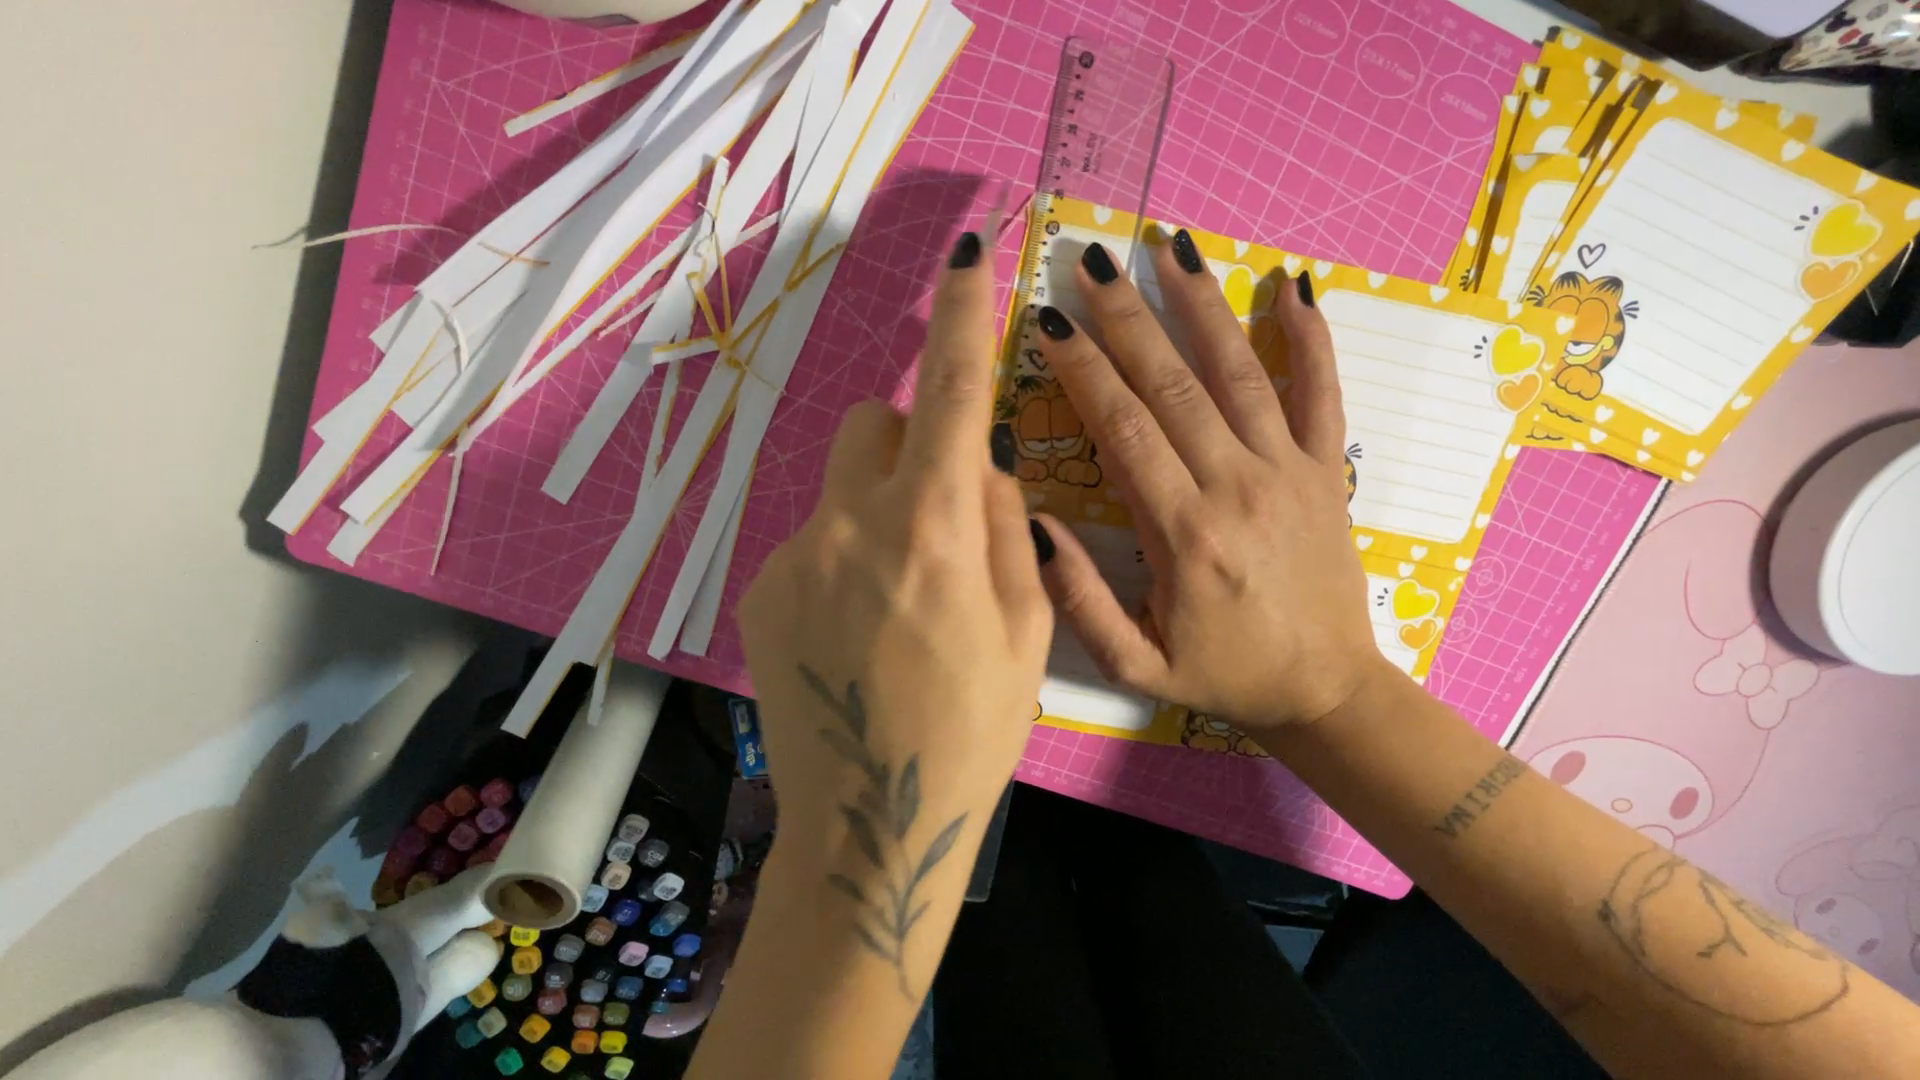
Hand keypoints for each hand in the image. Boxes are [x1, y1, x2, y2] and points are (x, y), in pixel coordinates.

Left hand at [739, 229, 1050, 894]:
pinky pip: (810, 538)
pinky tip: (855, 628)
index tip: (970, 254)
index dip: (963, 314)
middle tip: (936, 509)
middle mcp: (849, 524)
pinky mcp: (760, 590)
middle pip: (874, 422)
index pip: (949, 392)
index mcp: (929, 530)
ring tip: (898, 591)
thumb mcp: (1024, 629)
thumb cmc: (973, 731)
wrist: (872, 820)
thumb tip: (980, 450)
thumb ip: (1002, 522)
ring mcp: (793, 555)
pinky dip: (840, 555)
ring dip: (875, 503)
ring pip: (840, 484)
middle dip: (909, 441)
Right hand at [1032, 231, 1390, 732]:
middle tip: (1090, 262)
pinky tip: (1293, 285)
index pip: (1123, 428)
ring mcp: (1289, 471)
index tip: (1050, 320)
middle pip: (1172, 384)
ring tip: (1169, 246)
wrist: (1325, 690)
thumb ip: (1078, 599)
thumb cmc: (1222, 674)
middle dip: (1125, 318)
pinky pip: (1321, 392)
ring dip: (1202, 305)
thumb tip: (1032, 522)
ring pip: (1240, 371)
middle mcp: (1236, 487)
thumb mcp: (1134, 663)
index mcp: (1183, 533)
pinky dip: (1310, 337)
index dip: (1084, 369)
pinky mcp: (1327, 470)